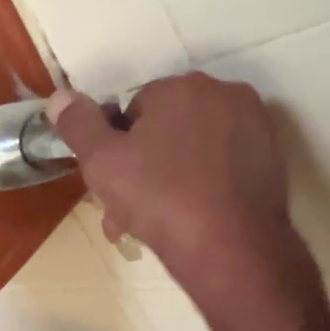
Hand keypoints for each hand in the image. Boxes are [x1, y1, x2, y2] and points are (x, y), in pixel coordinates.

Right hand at [48, 73, 317, 307]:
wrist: (228, 242)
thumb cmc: (158, 198)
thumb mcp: (101, 162)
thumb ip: (78, 125)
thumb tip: (59, 96)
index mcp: (180, 88)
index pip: (131, 110)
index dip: (114, 147)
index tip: (108, 182)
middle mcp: (223, 92)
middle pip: (163, 126)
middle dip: (140, 162)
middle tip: (125, 206)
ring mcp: (252, 123)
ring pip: (190, 146)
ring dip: (165, 175)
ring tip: (150, 217)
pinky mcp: (269, 154)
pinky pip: (219, 162)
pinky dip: (199, 182)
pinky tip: (185, 214)